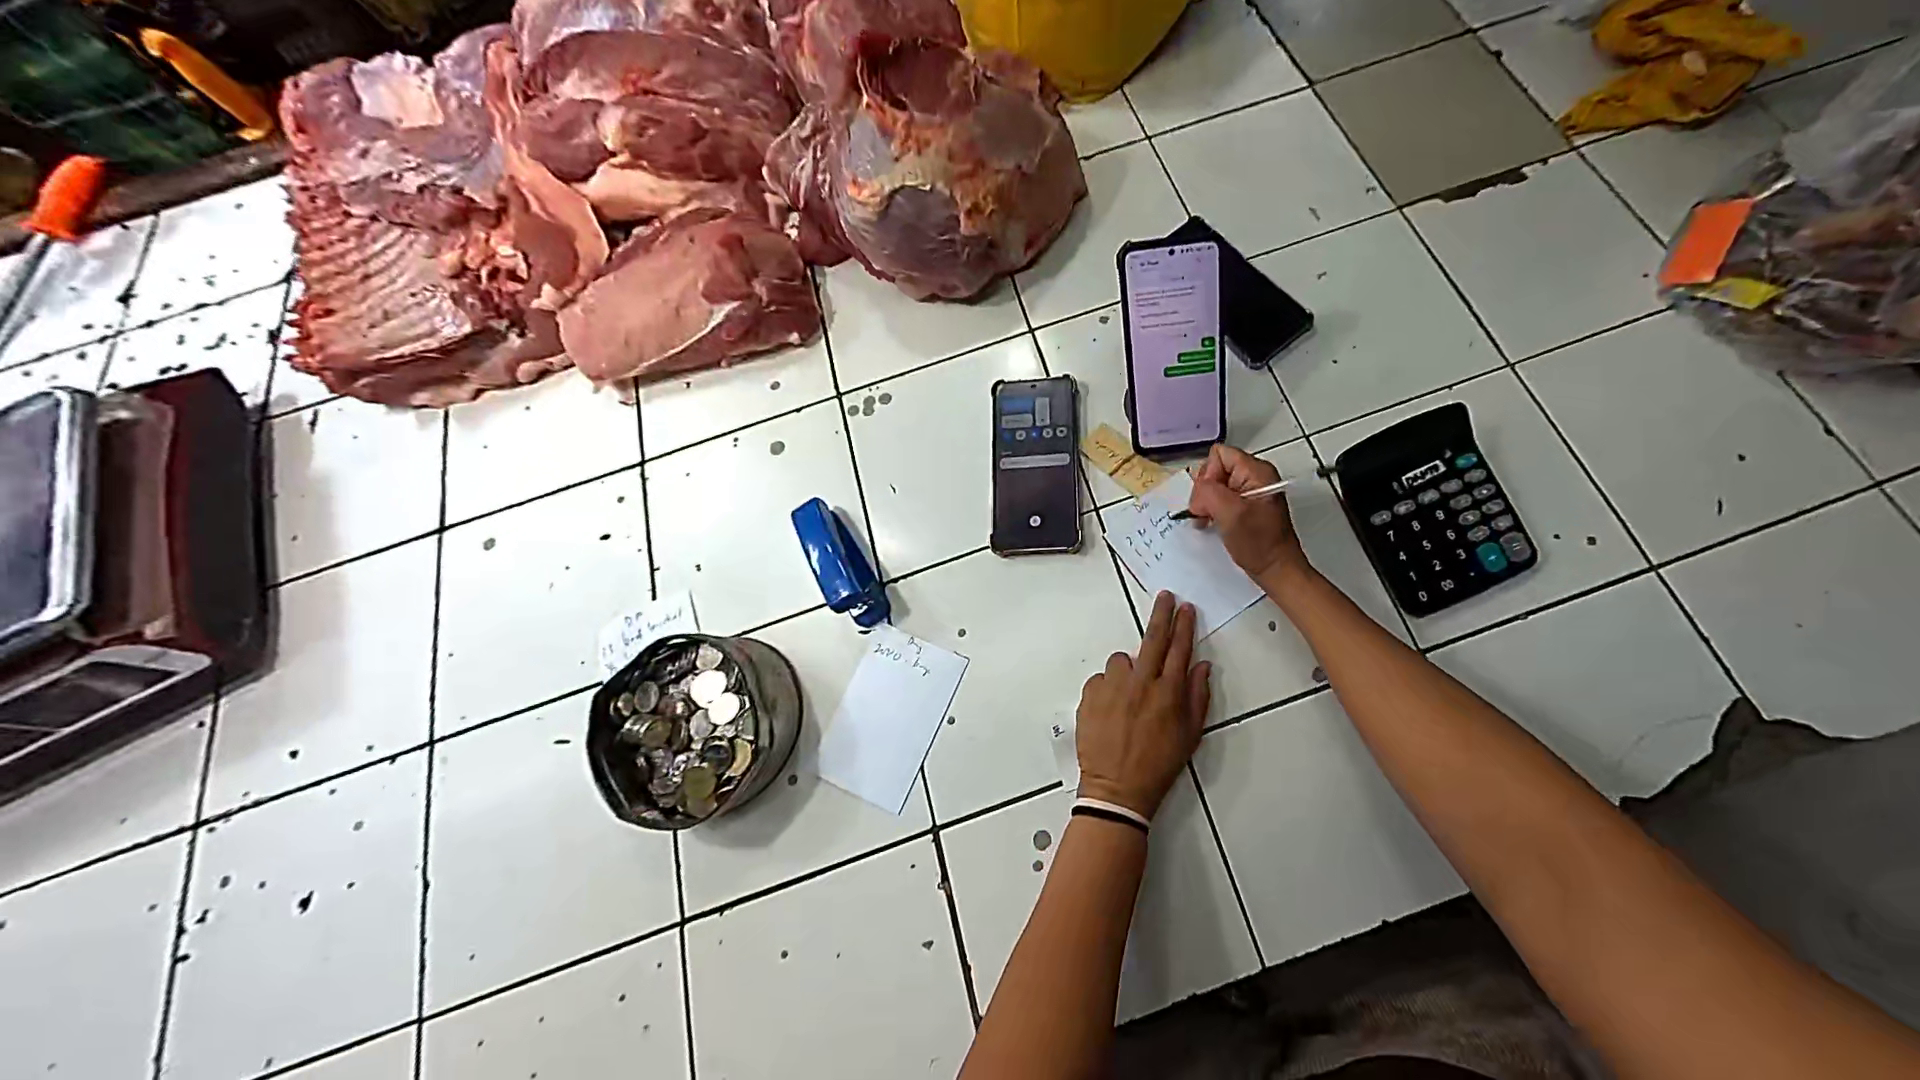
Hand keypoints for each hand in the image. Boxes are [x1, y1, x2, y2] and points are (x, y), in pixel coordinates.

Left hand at [1074, 592, 1210, 819]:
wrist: (1117, 787)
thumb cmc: (1159, 765)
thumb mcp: (1190, 735)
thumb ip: (1197, 696)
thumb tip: (1201, 666)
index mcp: (1168, 692)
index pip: (1180, 648)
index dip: (1184, 625)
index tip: (1186, 607)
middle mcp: (1140, 683)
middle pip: (1152, 639)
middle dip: (1161, 614)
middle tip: (1165, 598)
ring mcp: (1112, 687)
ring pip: (1122, 661)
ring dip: (1129, 669)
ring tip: (1131, 695)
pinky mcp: (1090, 694)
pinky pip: (1102, 679)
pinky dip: (1108, 687)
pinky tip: (1112, 708)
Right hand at [1186, 444, 1308, 581]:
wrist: (1275, 568)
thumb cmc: (1259, 543)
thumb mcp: (1229, 511)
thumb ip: (1208, 490)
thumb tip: (1198, 489)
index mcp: (1256, 471)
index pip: (1218, 455)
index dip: (1207, 475)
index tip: (1212, 499)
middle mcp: (1254, 477)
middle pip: (1214, 469)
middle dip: (1204, 491)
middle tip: (1209, 512)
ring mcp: (1249, 492)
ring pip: (1213, 485)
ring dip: (1205, 503)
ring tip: (1210, 520)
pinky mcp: (1244, 506)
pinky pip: (1218, 498)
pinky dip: (1211, 510)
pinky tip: (1213, 523)